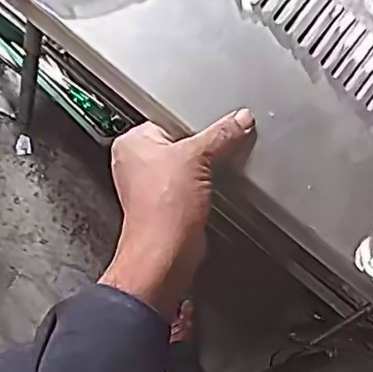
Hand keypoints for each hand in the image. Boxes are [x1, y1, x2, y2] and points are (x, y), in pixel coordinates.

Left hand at [98, 110, 255, 317]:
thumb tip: (239, 119)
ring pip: (187, 167)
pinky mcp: (169, 206)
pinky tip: (209, 193)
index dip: (194, 121)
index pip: (169, 118)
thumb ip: (221, 134)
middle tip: (214, 152)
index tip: (216, 124)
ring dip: (203, 172)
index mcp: (133, 142)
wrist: (167, 253)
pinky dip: (203, 189)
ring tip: (209, 177)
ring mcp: (152, 187)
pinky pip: (192, 188)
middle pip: (181, 143)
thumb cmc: (162, 210)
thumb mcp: (198, 157)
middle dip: (201, 149)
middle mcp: (137, 164)